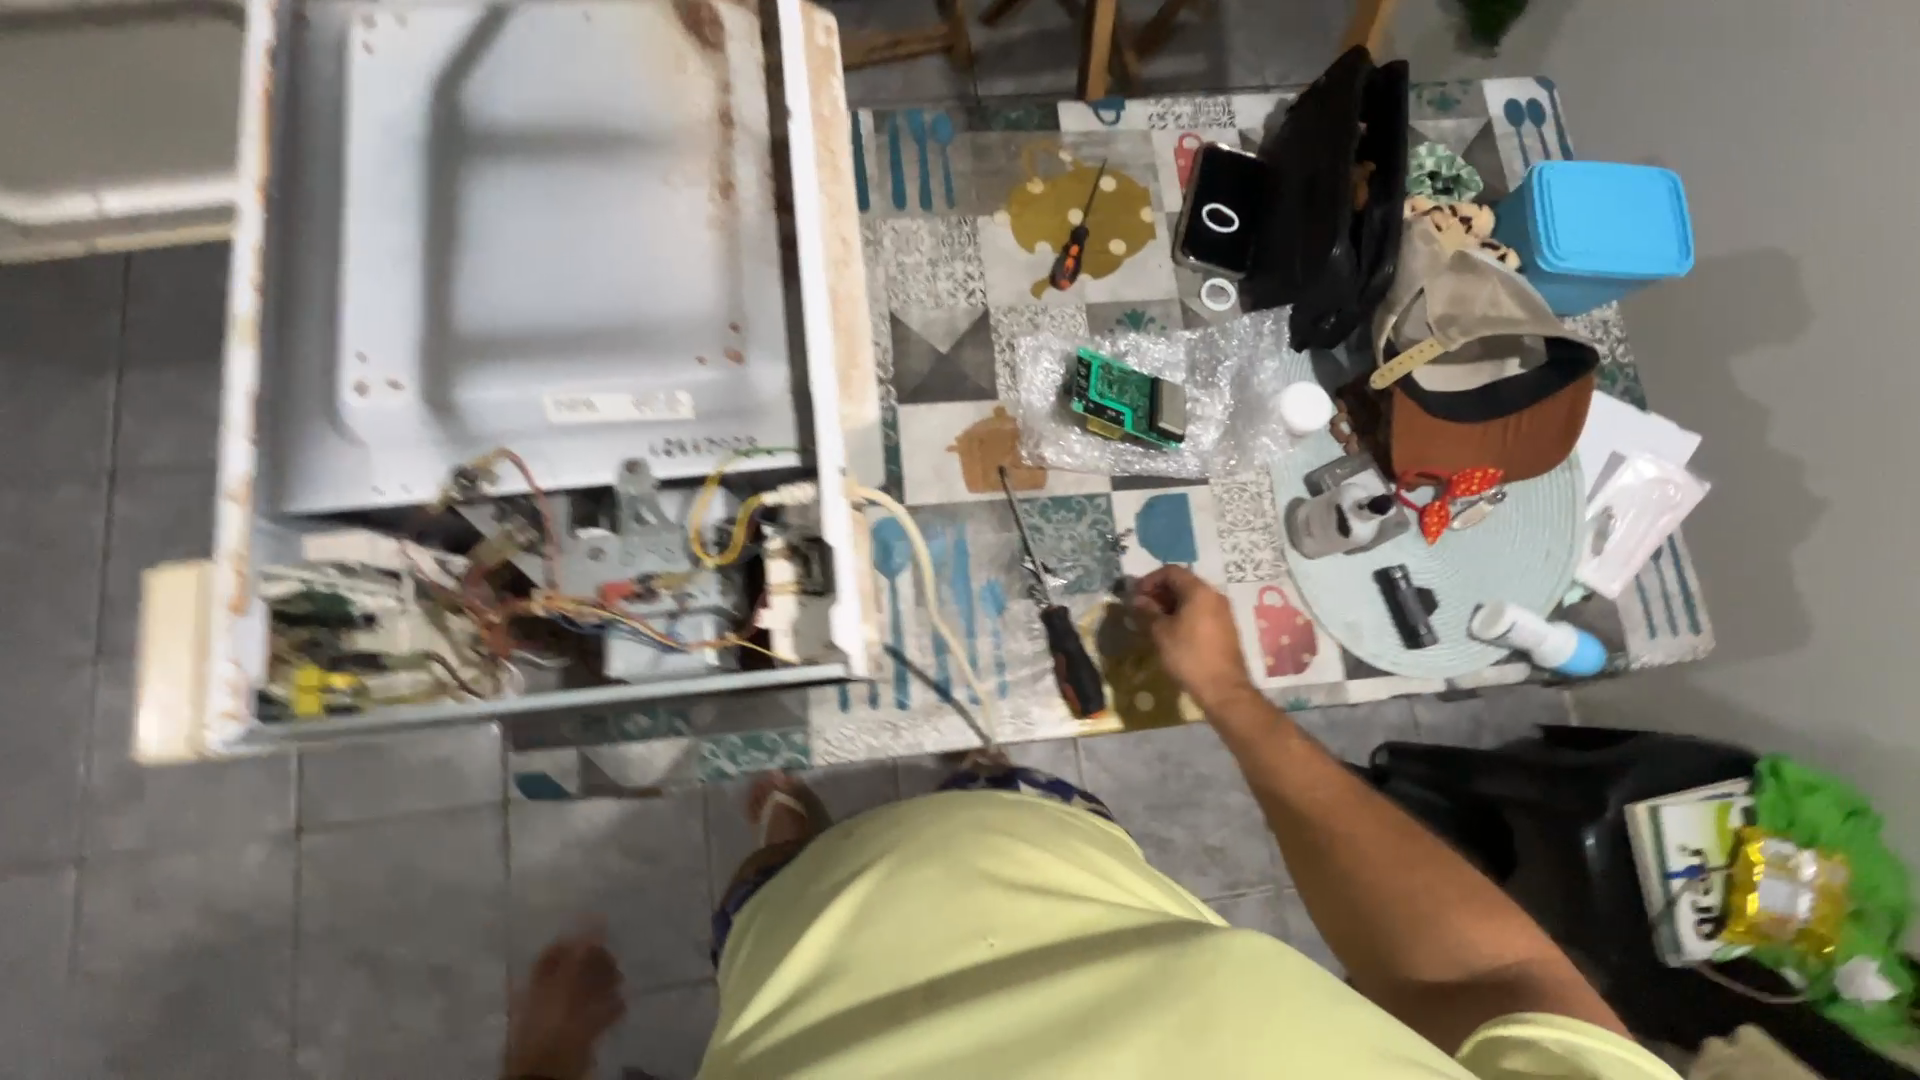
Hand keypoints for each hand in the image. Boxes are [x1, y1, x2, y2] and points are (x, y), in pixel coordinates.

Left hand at [503, 922, 624, 1079]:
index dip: (577, 941)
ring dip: (606, 985)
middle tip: (613, 963)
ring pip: (588, 991)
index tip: (601, 938)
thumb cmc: (554, 1023)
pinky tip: (619, 1006)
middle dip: (597, 963)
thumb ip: (580, 953)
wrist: (550, 1073)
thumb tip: (596, 921)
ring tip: (619, 984)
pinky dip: (609, 1009)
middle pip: (575, 969)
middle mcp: (548, 995)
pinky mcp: (577, 1034)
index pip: (556, 951)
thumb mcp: (566, 983)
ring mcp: (563, 1015)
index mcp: (539, 981)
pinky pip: (596, 1014)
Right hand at [1131, 566, 1258, 715]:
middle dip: (1159, 592)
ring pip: (1192, 598)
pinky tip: (1171, 631)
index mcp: (1199, 591)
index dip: (1150, 580)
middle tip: (1141, 608)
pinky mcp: (1225, 627)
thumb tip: (1136, 599)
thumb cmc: (1189, 656)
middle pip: (1183, 583)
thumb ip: (1146, 611)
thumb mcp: (1160, 633)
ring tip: (1153, 621)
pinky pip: (1201, 611)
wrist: (1223, 688)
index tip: (1136, 595)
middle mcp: (1214, 595)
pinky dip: (1184, 614)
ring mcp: (1222, 611)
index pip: (1171, 571)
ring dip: (1170, 604)